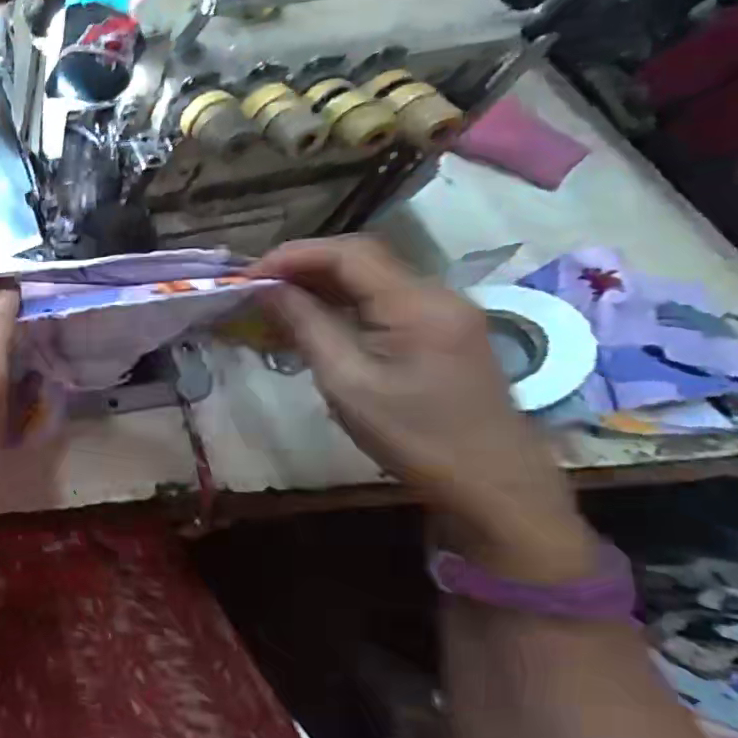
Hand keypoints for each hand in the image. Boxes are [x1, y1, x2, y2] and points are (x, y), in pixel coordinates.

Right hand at [250, 236, 597, 581]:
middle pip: (360, 259)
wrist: (490, 484)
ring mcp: (444, 311)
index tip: (247, 277)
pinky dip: (341, 302)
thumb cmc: (413, 435)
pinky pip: (383, 300)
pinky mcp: (442, 331)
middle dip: (302, 266)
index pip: (347, 253)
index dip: (291, 255)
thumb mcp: (346, 382)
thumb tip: (267, 289)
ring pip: (370, 278)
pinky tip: (312, 321)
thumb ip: (306, 325)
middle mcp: (436, 294)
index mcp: (417, 303)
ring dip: (319, 284)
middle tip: (254, 289)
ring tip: (273, 304)